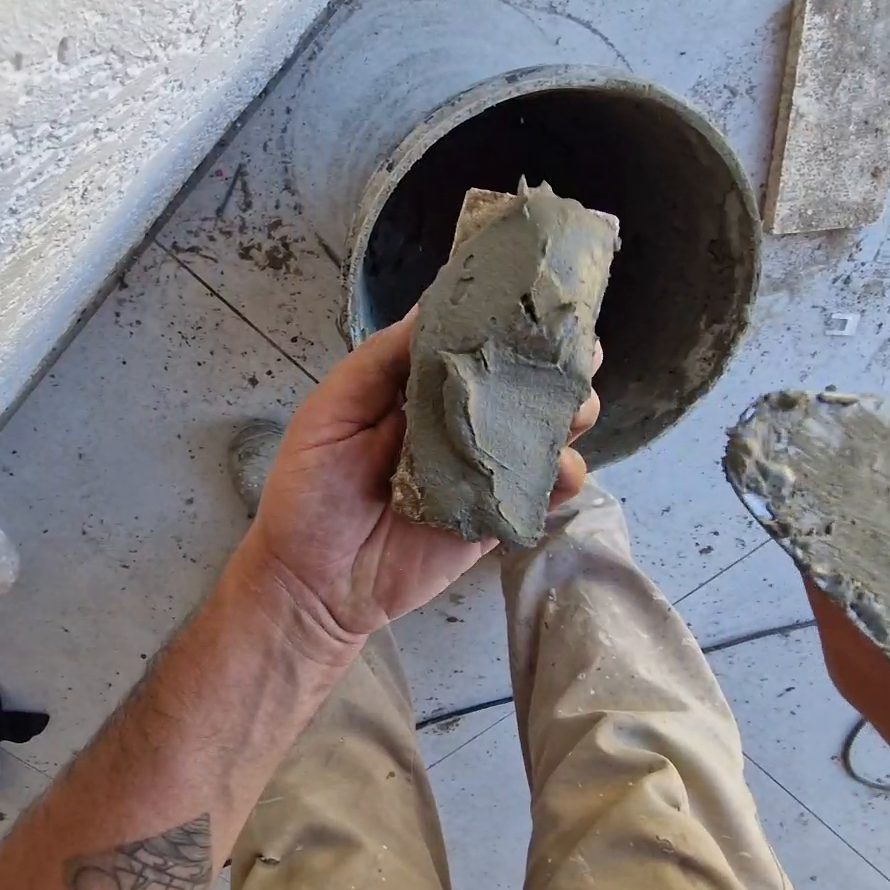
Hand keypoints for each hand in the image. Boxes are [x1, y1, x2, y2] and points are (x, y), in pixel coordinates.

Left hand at [231, 311, 599, 657]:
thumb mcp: (330, 414)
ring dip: (568, 419)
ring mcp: (478, 476)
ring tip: (574, 412)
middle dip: (555, 371)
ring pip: (539, 439)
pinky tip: (563, 472)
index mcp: (418, 395)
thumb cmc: (309, 491)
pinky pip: (537, 498)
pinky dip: (562, 482)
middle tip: (580, 359)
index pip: (474, 351)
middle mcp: (456, 429)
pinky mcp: (491, 521)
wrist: (311, 582)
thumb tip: (429, 306)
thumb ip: (378, 364)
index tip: (547, 307)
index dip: (512, 329)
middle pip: (519, 391)